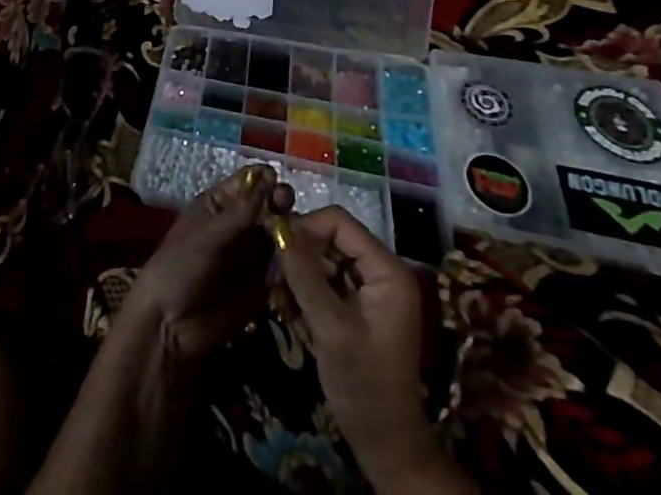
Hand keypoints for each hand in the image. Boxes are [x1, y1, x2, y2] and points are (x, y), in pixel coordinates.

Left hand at [124, 165, 292, 361]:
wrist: (171, 324)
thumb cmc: (180, 268)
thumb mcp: (208, 235)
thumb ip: (242, 211)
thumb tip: (270, 175)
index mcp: (219, 204)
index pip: (249, 182)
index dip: (266, 180)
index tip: (279, 185)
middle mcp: (241, 224)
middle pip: (271, 206)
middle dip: (284, 205)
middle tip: (290, 211)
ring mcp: (255, 253)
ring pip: (284, 235)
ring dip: (296, 234)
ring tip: (305, 238)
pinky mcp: (267, 283)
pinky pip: (289, 266)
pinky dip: (300, 262)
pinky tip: (310, 262)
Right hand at [270, 207, 454, 485]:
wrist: (383, 439)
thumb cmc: (362, 383)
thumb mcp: (330, 326)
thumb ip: (304, 274)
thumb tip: (277, 227)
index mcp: (387, 271)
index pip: (339, 222)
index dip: (305, 228)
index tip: (275, 250)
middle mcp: (381, 271)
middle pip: (329, 237)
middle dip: (298, 253)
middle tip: (272, 280)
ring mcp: (369, 289)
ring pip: (322, 258)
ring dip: (297, 273)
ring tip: (279, 300)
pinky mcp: (357, 306)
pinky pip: (324, 279)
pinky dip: (303, 289)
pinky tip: (288, 310)